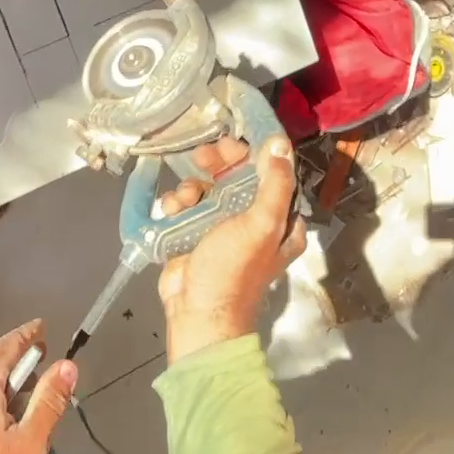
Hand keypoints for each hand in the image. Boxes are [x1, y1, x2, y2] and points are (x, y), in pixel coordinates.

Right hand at [156, 135, 306, 361]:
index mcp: (279, 220)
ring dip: (192, 186)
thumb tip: (280, 143)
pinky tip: (173, 209)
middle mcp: (252, 221)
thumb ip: (274, 184)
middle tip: (201, 156)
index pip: (269, 174)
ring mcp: (220, 227)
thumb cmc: (234, 268)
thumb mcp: (261, 225)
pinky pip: (185, 206)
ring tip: (185, 197)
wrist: (198, 310)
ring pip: (207, 189)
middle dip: (217, 165)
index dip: (251, 156)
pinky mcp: (192, 234)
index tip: (230, 145)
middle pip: (235, 177)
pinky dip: (177, 203)